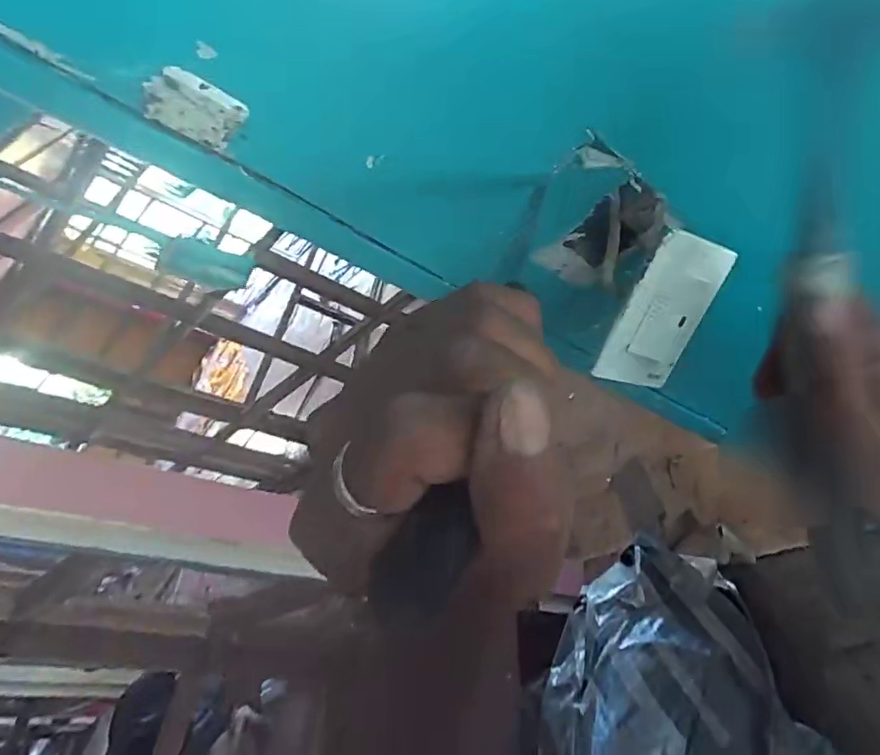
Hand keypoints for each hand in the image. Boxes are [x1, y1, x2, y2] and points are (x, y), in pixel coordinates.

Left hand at [291, 284, 572, 605]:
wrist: (480, 556)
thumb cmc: (490, 579)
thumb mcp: (516, 577)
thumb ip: (522, 508)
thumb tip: (520, 398)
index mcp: (340, 509)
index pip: (407, 429)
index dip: (479, 443)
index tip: (519, 471)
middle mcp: (342, 426)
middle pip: (451, 359)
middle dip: (524, 395)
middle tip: (539, 444)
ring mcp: (378, 370)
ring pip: (471, 318)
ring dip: (531, 363)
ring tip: (530, 415)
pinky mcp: (414, 335)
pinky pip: (482, 299)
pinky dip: (522, 331)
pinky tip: (516, 379)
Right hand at [757, 295, 879, 535]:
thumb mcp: (852, 418)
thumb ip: (833, 358)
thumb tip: (817, 298)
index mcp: (879, 343)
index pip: (828, 294)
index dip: (793, 317)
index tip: (776, 358)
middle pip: (821, 316)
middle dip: (787, 347)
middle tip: (770, 392)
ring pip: (823, 341)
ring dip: (794, 366)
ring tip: (780, 405)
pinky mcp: (879, 381)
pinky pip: (832, 362)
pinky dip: (809, 379)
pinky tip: (803, 411)